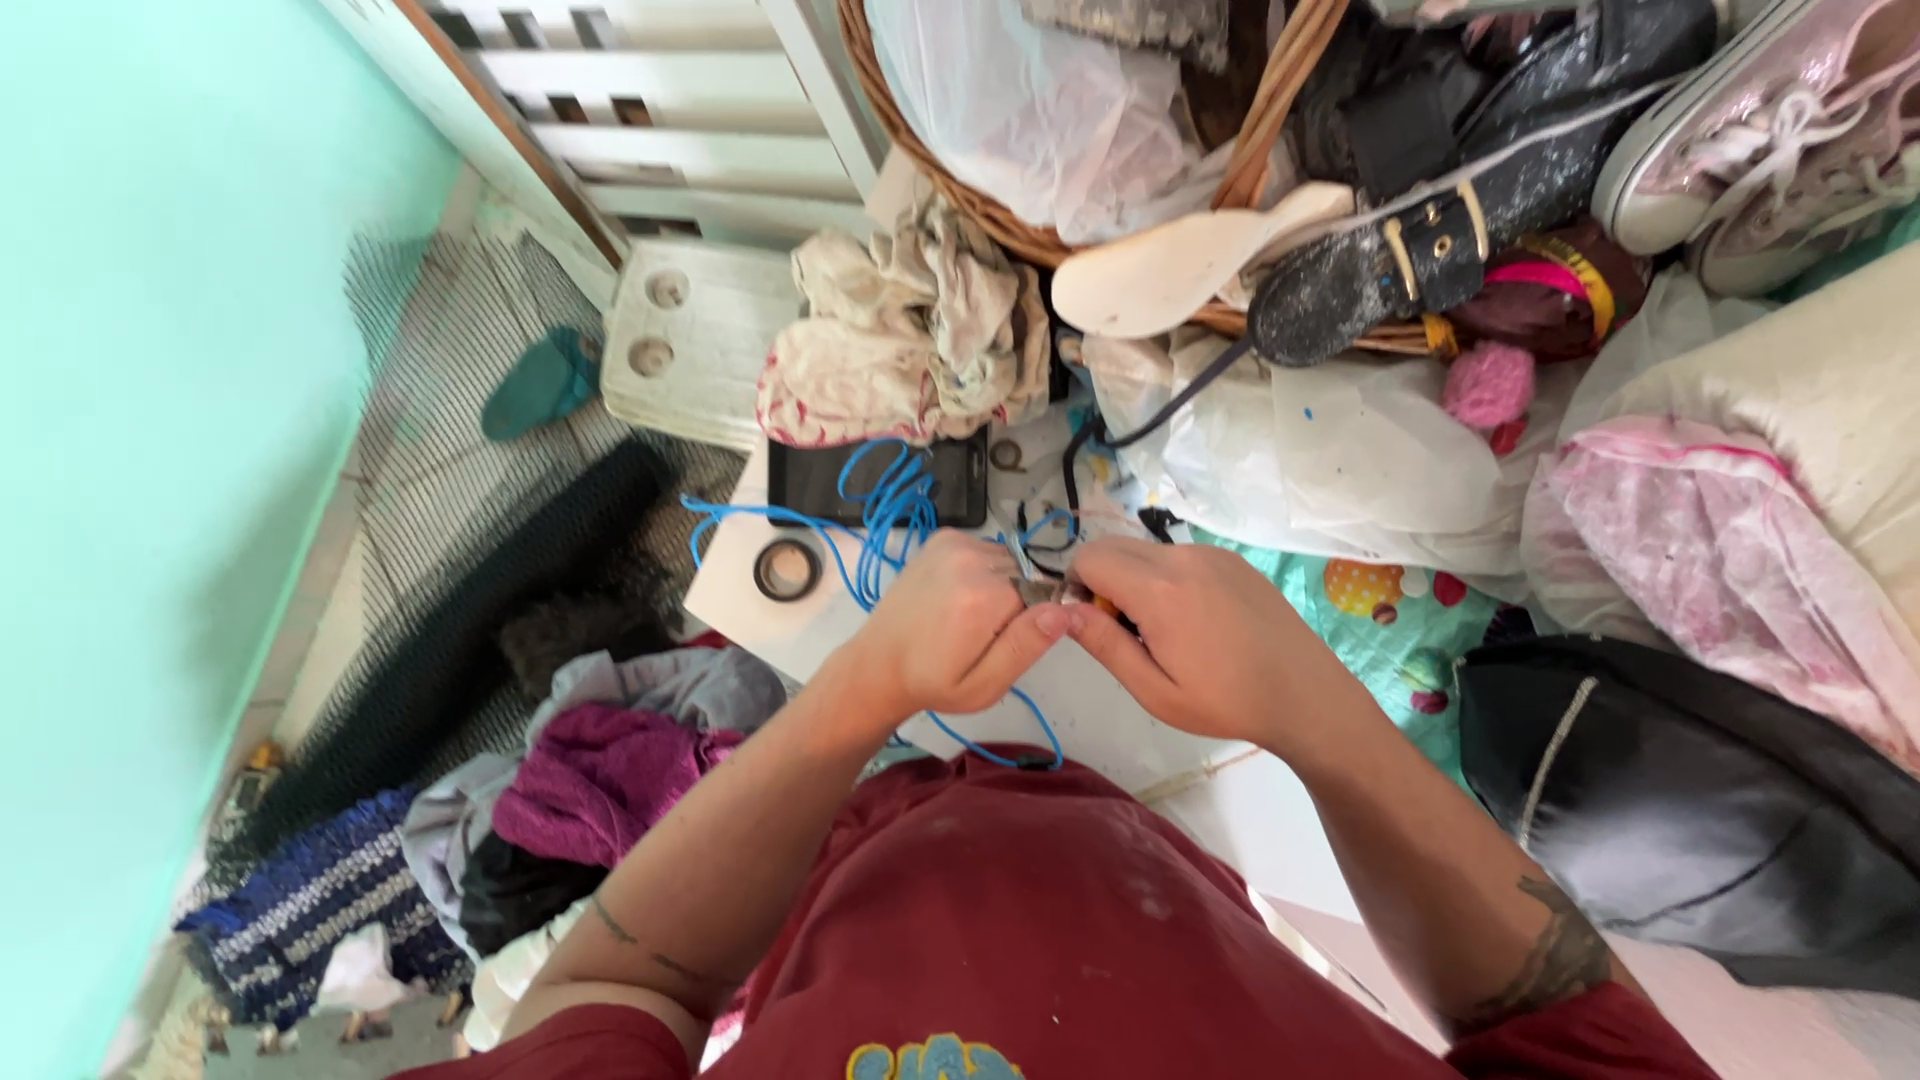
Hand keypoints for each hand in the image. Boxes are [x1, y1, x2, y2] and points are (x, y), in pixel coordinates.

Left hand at [837, 530, 1069, 722]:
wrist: (878, 662)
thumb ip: (1025, 647)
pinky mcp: (942, 537)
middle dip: (1016, 601)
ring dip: (999, 583)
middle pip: (1025, 574)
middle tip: (983, 633)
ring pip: (1008, 560)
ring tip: (967, 614)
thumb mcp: (984, 685)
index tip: (1002, 642)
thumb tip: (1063, 610)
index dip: (1030, 621)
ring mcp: (954, 543)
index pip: (1042, 596)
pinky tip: (958, 594)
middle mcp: (970, 558)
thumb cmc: (933, 682)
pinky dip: (982, 569)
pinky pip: (985, 549)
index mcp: (984, 596)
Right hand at [1064, 537, 1387, 761]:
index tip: (1094, 623)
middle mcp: (1182, 558)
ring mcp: (1210, 553)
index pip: (1089, 558)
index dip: (1077, 587)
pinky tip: (1195, 619)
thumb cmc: (1225, 702)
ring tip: (1165, 628)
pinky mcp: (1230, 558)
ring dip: (1135, 579)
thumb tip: (1062, 611)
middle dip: (1102, 580)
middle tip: (1128, 629)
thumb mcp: (1154, 690)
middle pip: (1113, 547)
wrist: (1306, 694)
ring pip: (1144, 551)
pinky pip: (1177, 556)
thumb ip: (1104, 644)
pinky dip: (1166, 578)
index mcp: (1159, 591)